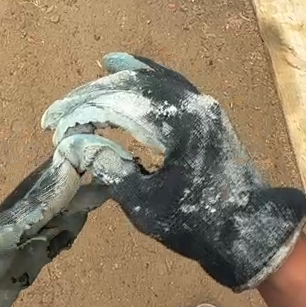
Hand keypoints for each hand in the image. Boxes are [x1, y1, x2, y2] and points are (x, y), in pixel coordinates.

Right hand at [42, 53, 305, 289]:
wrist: (253, 236)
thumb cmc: (198, 226)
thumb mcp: (145, 205)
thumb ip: (109, 168)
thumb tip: (72, 144)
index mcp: (177, 126)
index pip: (116, 105)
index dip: (80, 114)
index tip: (53, 129)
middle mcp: (192, 106)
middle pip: (131, 86)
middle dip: (91, 96)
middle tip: (59, 112)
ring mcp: (203, 106)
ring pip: (152, 79)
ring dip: (116, 81)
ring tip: (88, 82)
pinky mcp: (206, 114)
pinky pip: (170, 82)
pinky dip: (145, 75)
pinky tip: (129, 70)